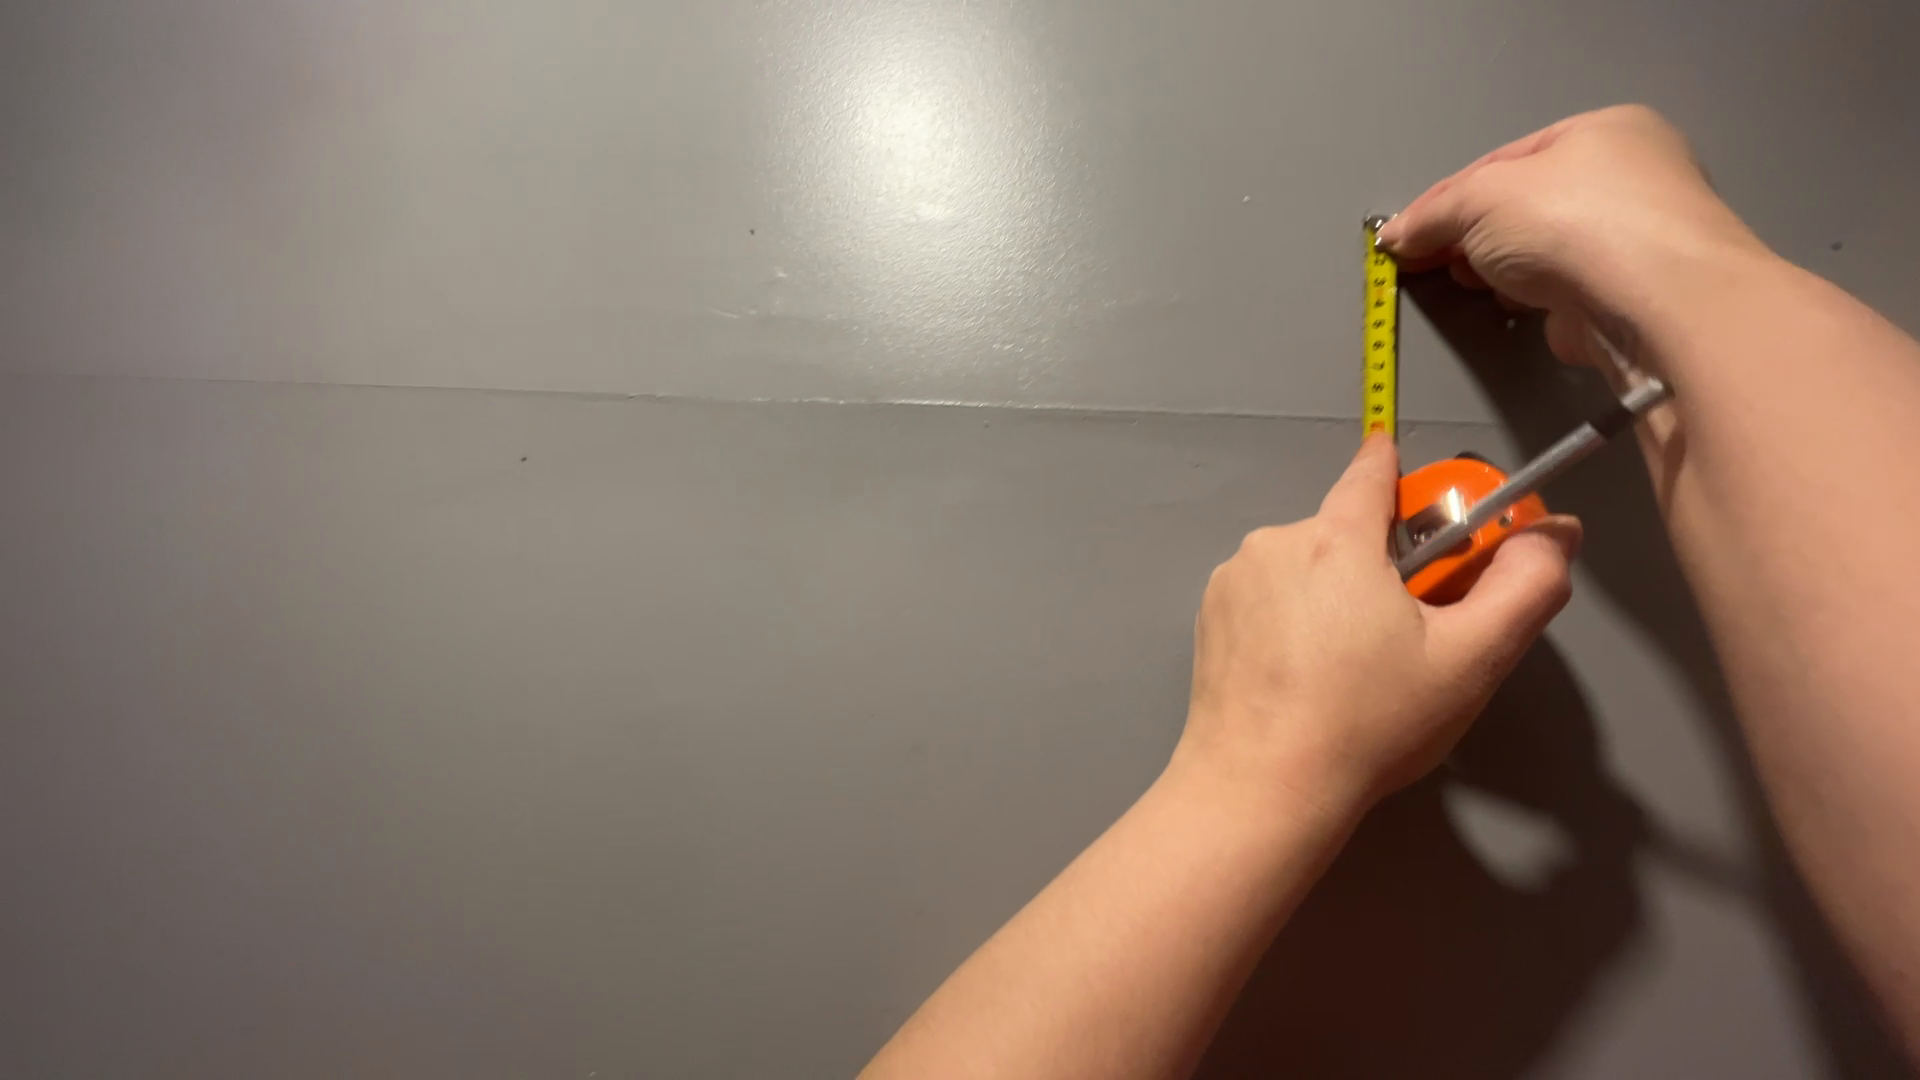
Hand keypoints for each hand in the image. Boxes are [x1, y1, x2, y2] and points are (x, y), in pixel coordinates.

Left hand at [1174, 437, 1581, 815]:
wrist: (1260, 781)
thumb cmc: (1370, 718)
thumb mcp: (1471, 658)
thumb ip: (1524, 584)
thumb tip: (1554, 530)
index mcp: (1333, 539)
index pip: (1370, 472)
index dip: (1401, 472)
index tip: (1417, 487)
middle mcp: (1271, 543)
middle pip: (1340, 531)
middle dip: (1374, 563)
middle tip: (1396, 630)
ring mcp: (1230, 578)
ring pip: (1300, 564)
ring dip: (1327, 591)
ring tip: (1342, 662)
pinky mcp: (1208, 613)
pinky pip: (1262, 592)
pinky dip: (1285, 613)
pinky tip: (1296, 670)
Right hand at [1376, 105, 1773, 370]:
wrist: (1645, 299)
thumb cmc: (1567, 225)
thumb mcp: (1479, 200)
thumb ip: (1430, 214)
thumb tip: (1393, 236)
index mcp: (1599, 130)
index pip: (1496, 163)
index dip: (1440, 201)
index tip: (1400, 237)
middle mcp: (1622, 173)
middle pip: (1511, 205)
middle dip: (1463, 236)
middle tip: (1425, 260)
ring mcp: (1625, 230)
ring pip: (1527, 246)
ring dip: (1490, 265)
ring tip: (1472, 279)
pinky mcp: (1618, 283)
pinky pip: (1549, 280)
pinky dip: (1520, 290)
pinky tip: (1509, 300)